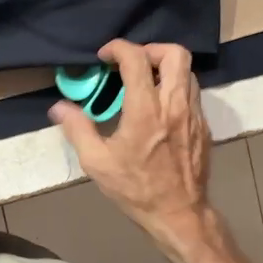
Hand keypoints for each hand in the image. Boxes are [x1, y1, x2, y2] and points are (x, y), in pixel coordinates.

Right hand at [48, 41, 216, 253]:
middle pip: (175, 54)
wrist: (178, 214)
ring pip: (188, 72)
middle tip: (132, 62)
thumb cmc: (135, 189)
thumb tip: (59, 107)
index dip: (118, 48)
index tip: (104, 57)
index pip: (137, 59)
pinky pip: (193, 93)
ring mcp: (194, 114)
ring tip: (145, 83)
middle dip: (151, 49)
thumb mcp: (97, 162)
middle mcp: (174, 104)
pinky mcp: (203, 126)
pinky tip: (159, 108)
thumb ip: (77, 128)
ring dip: (165, 68)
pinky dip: (175, 88)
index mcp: (145, 110)